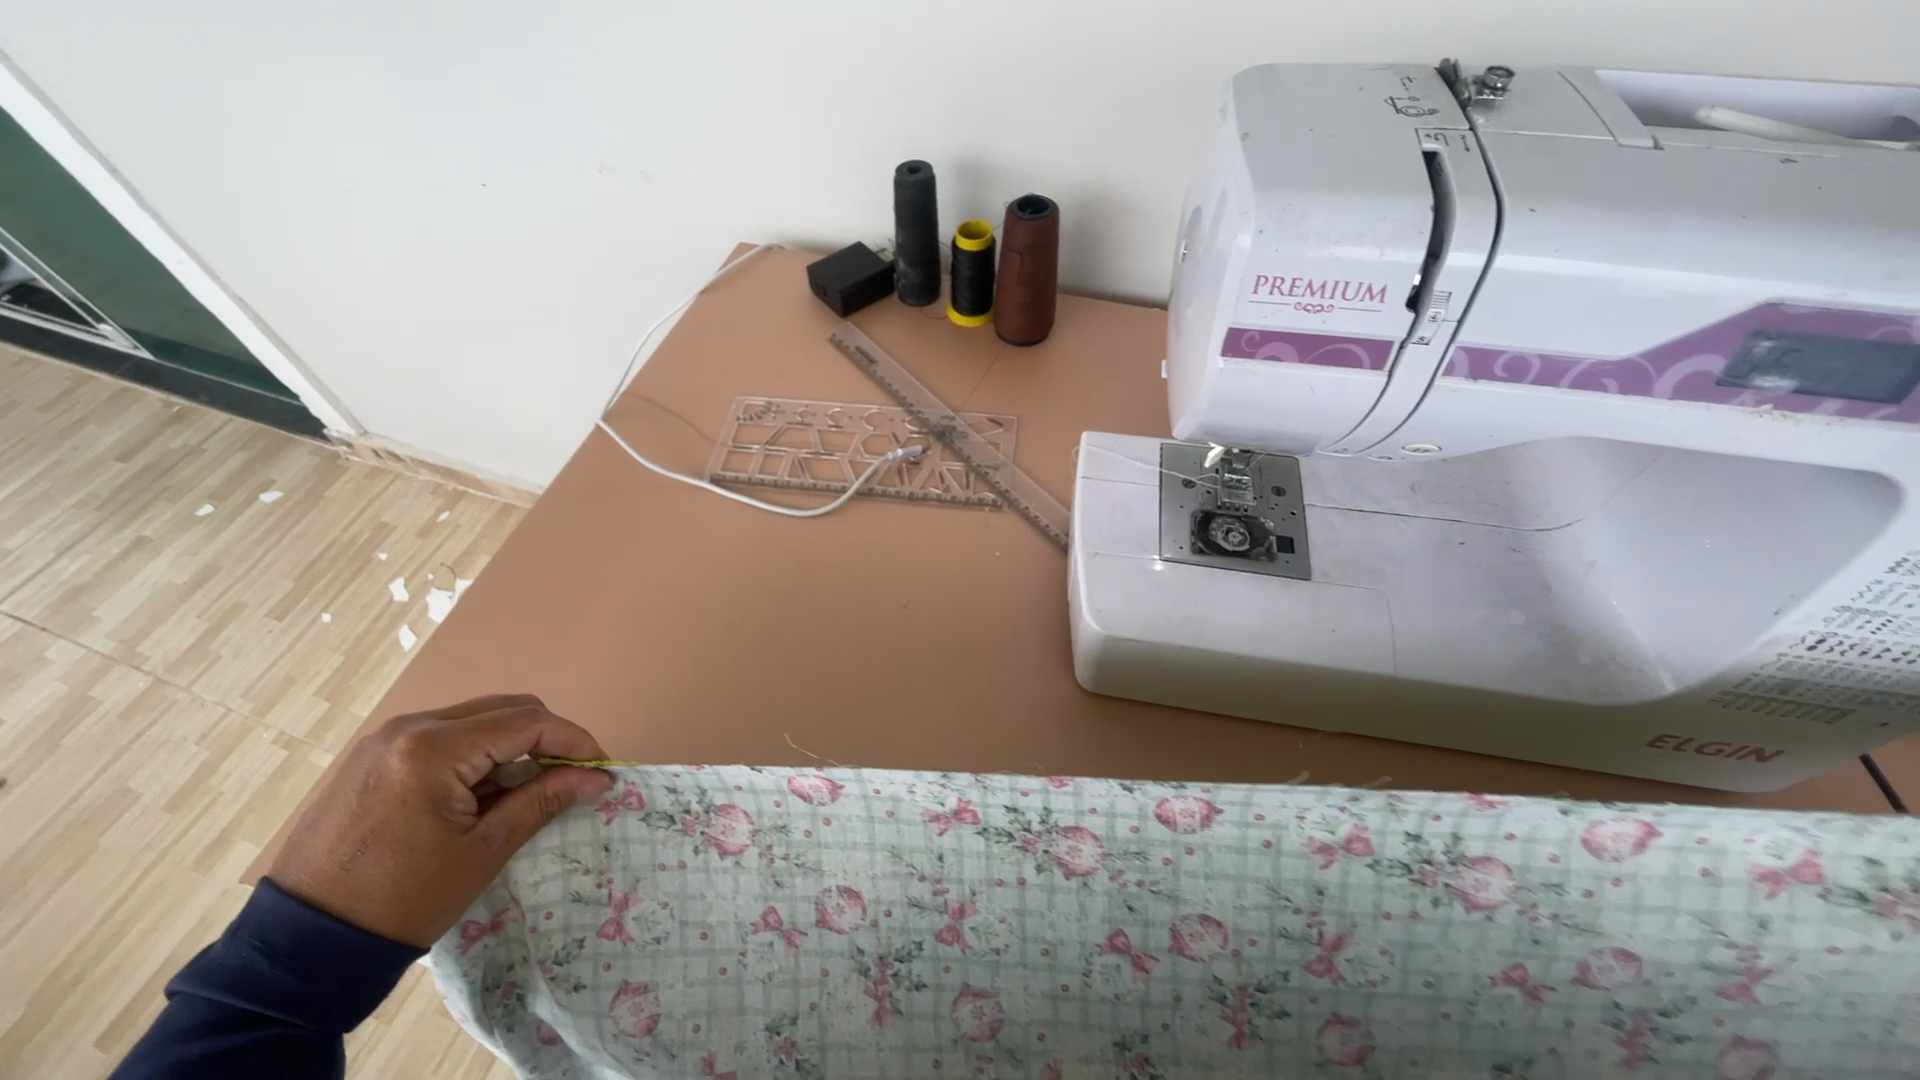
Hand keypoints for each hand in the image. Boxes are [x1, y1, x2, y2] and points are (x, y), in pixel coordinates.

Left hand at [268, 694, 614, 946]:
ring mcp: (386, 739)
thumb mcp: (485, 850)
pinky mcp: (373, 756)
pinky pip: (444, 736)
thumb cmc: (404, 899)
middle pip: (505, 709)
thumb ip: (545, 800)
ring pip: (476, 719)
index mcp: (435, 749)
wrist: (304, 943)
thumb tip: (599, 779)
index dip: (575, 742)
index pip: (528, 722)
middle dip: (547, 739)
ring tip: (528, 790)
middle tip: (570, 778)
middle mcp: (410, 728)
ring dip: (513, 745)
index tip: (601, 770)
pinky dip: (477, 754)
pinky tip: (483, 793)